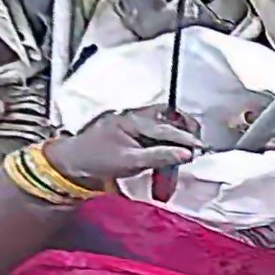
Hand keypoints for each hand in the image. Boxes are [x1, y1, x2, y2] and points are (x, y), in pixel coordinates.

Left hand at [44, 106, 200, 189]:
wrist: (73, 161)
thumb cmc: (99, 161)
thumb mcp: (131, 161)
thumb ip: (160, 156)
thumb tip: (188, 154)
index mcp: (130, 121)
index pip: (165, 128)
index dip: (186, 138)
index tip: (202, 147)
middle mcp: (133, 115)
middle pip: (168, 113)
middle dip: (186, 126)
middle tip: (197, 142)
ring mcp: (133, 119)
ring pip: (165, 118)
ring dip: (180, 129)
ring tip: (189, 144)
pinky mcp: (134, 127)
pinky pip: (159, 126)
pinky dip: (171, 134)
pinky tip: (175, 146)